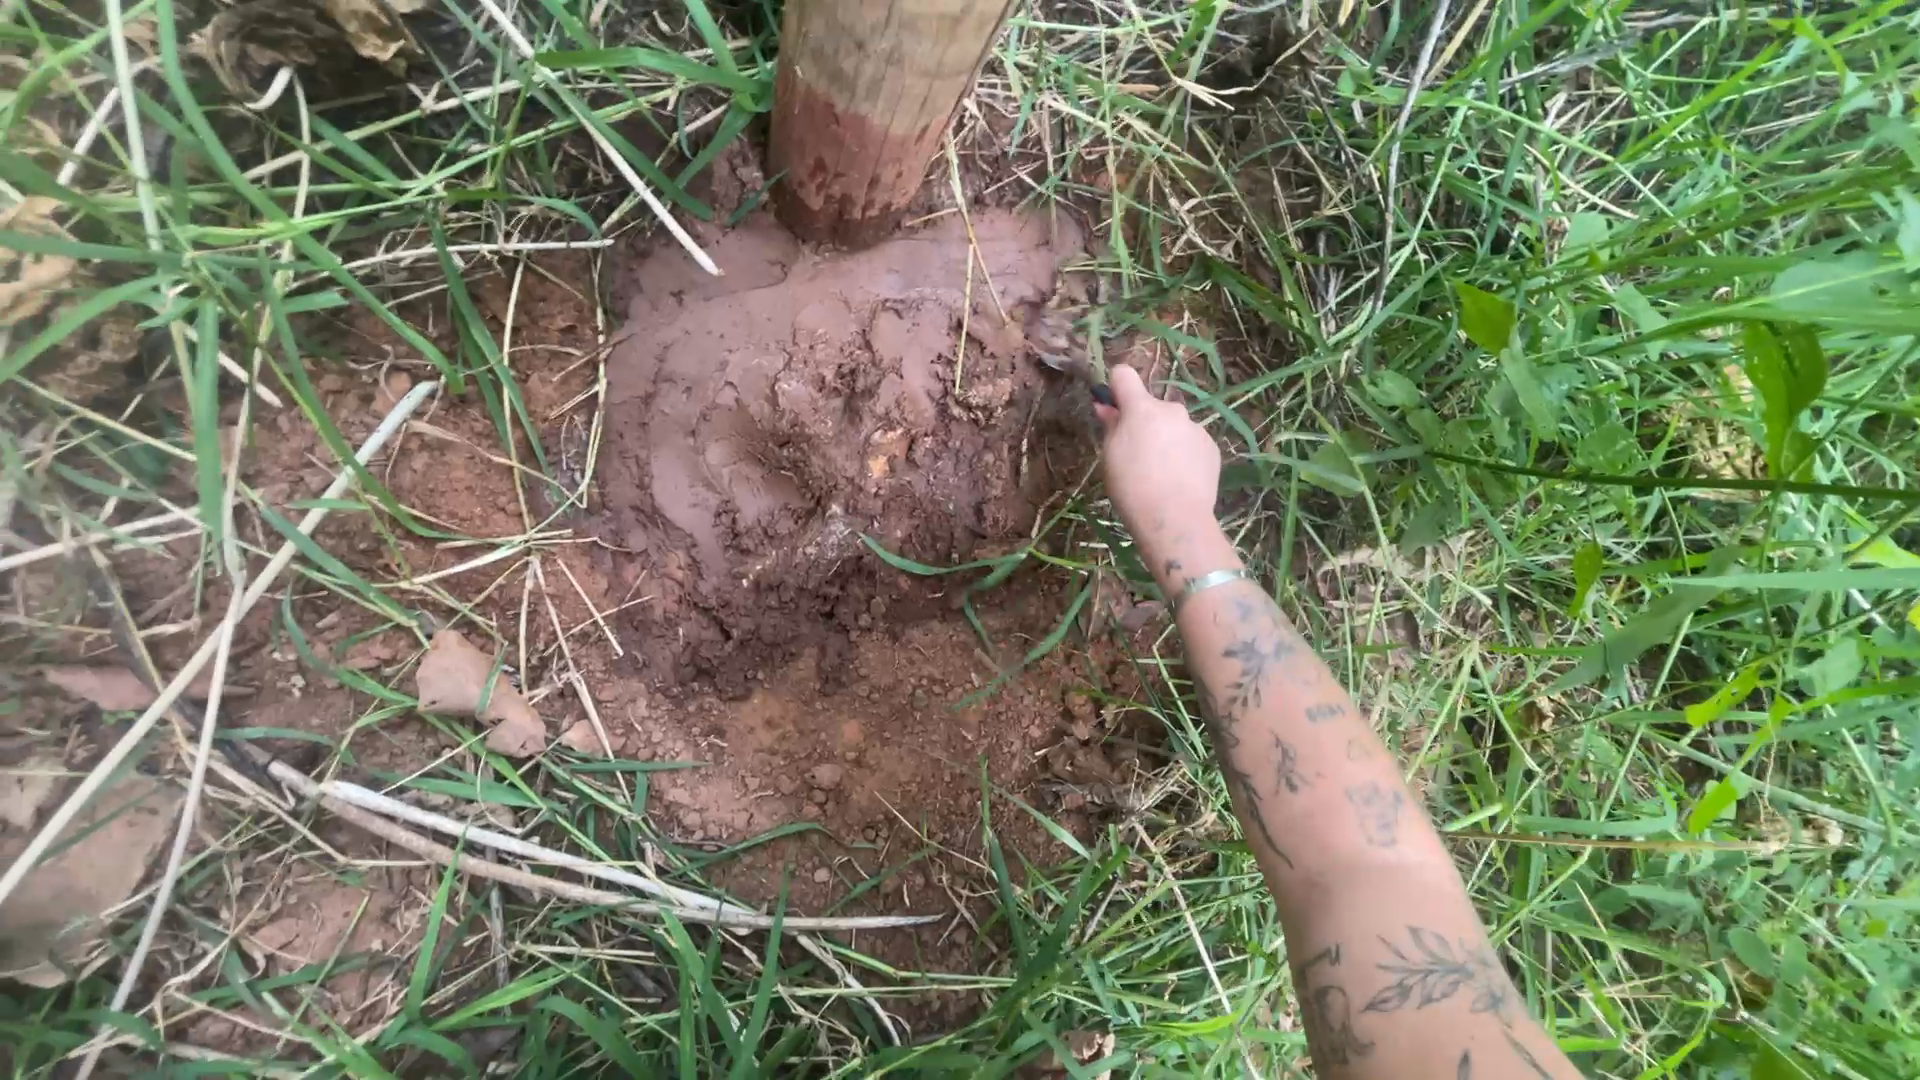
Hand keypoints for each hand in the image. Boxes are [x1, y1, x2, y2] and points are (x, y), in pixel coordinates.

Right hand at [1094, 365, 1221, 552]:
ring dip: (1165, 439)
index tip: (1113, 408)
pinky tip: (1178, 480)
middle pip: (1151, 406)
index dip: (1116, 388)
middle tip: (1136, 455)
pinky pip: (1190, 442)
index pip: (1124, 375)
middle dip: (1143, 422)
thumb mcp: (1111, 456)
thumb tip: (1107, 407)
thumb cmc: (1132, 488)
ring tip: (1160, 473)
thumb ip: (1111, 426)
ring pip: (1173, 426)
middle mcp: (1172, 410)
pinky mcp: (1211, 447)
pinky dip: (1183, 454)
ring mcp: (1195, 428)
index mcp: (1143, 409)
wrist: (1174, 519)